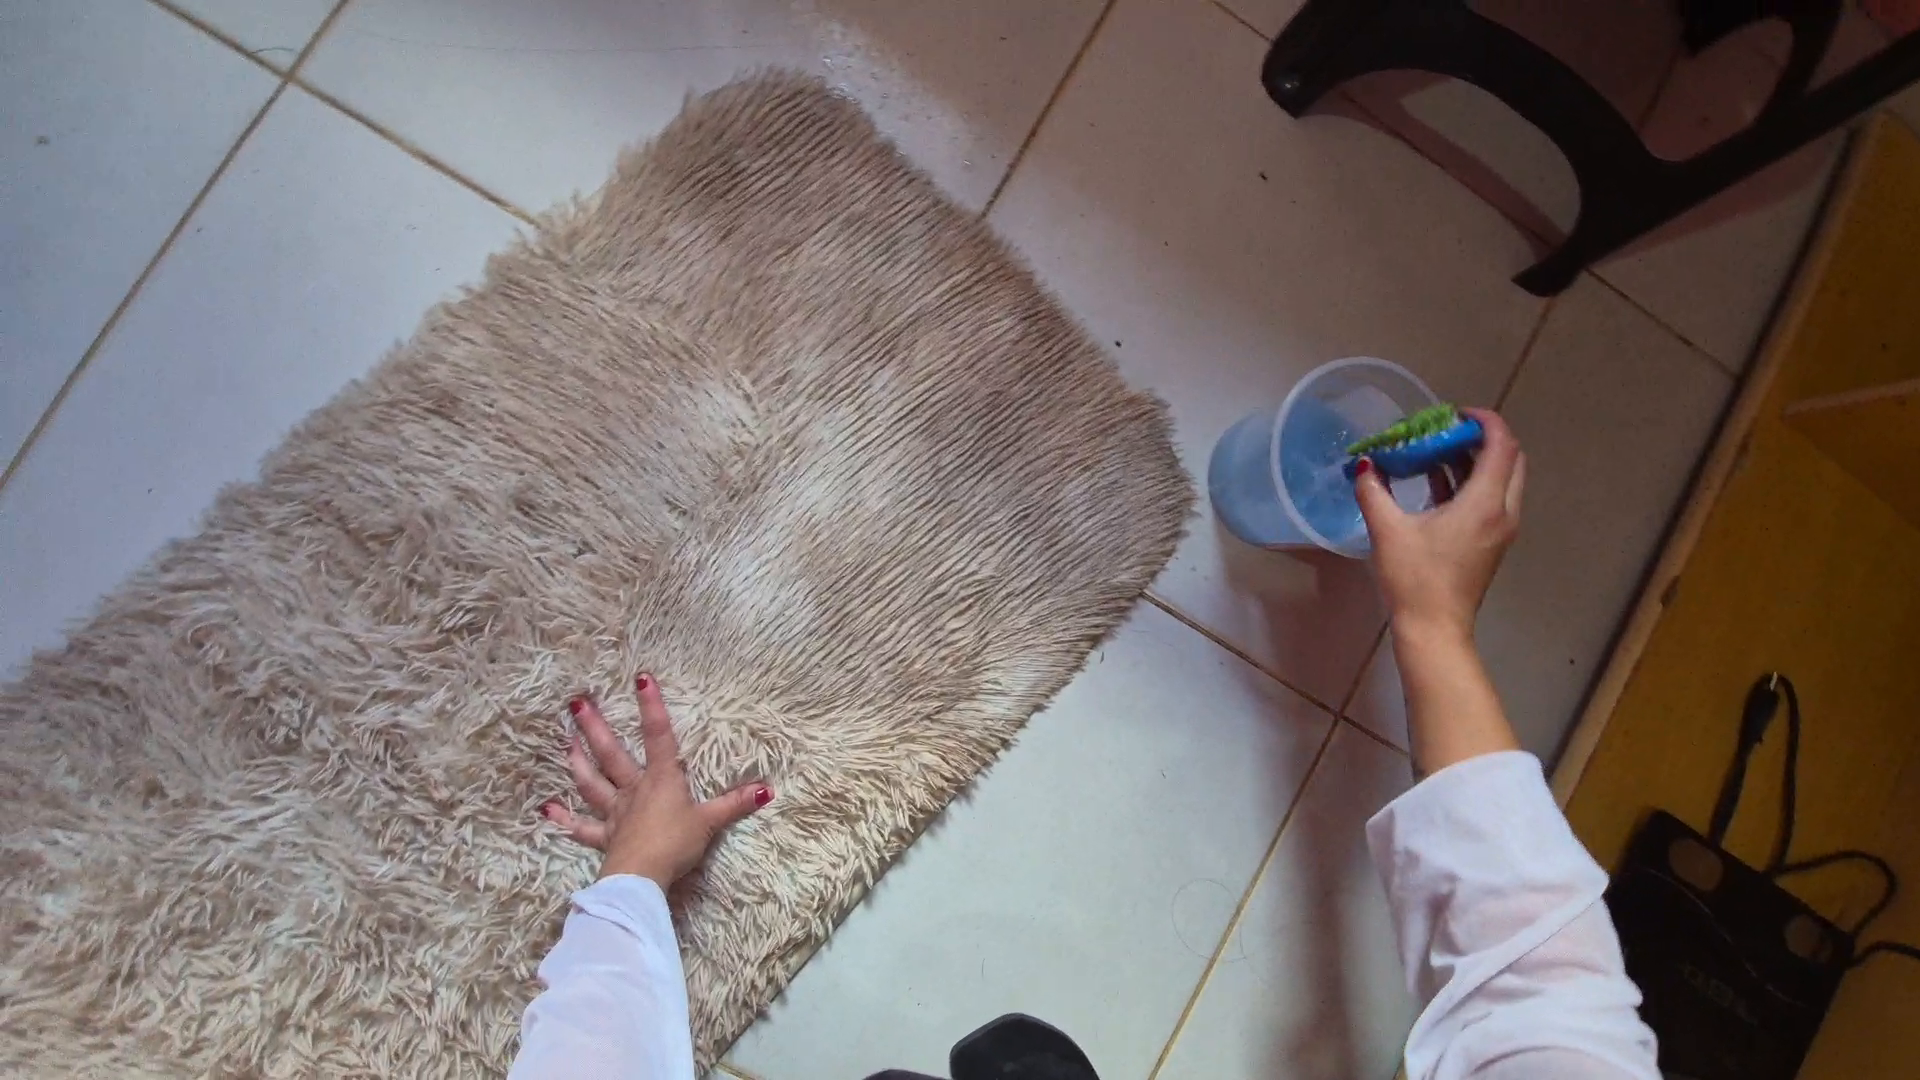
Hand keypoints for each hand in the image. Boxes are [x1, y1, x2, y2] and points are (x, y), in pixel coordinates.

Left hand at [541, 674, 772, 887]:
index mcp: (661, 779)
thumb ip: (735, 803)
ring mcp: (614, 813)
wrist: (641, 879)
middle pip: (611, 754)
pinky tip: (545, 810)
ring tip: (565, 741)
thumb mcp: (711, 822)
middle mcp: (634, 789)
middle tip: (577, 703)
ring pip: (591, 783)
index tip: (640, 678)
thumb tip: (767, 789)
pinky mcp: (603, 838)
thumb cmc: (675, 844)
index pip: (658, 735)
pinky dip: (563, 819)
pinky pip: (580, 827)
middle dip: (595, 727)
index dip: (652, 706)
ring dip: (577, 762)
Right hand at [1354, 407, 1526, 641]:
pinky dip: (1468, 482)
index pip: (1501, 446)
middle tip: (1443, 432)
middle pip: (1509, 459)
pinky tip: (1434, 482)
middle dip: (1480, 438)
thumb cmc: (1414, 577)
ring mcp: (1500, 528)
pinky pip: (1490, 497)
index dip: (1483, 422)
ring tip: (1434, 453)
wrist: (1435, 626)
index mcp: (1485, 503)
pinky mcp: (1490, 540)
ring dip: (1474, 460)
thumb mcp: (1388, 530)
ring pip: (1501, 479)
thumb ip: (1374, 492)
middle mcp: (1503, 511)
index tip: (1453, 413)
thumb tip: (1364, 466)